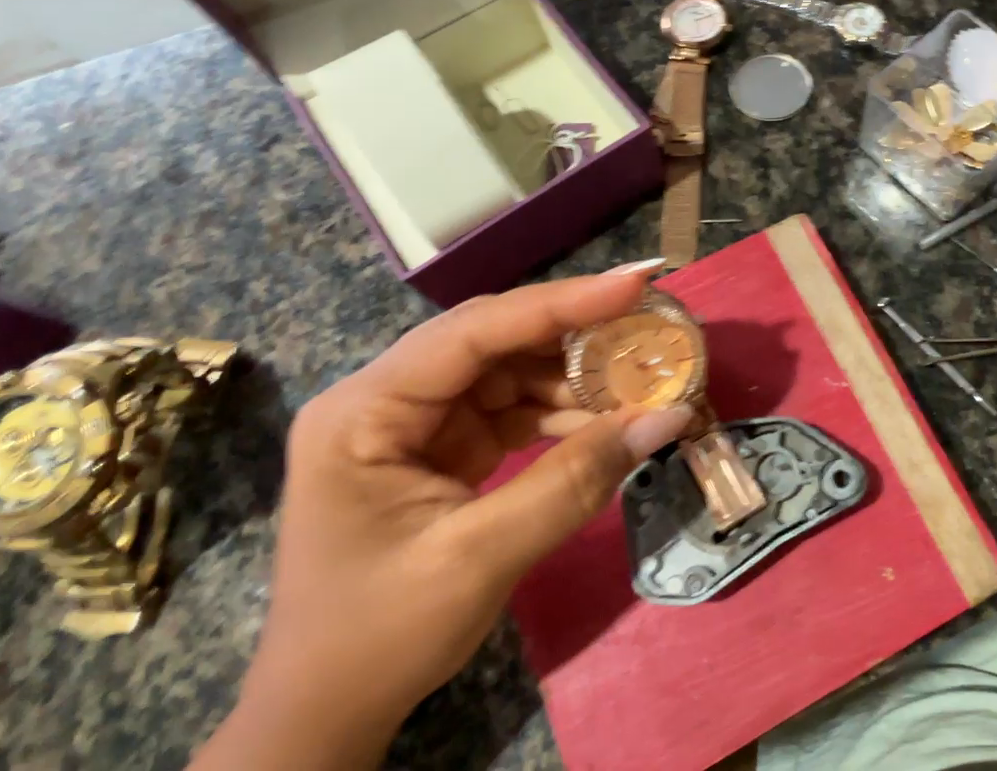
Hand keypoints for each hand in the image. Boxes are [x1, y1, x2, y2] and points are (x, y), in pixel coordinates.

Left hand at [191, 263, 694, 770]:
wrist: (328, 710)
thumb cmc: (382, 634)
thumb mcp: (482, 557)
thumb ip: (575, 481)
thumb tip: (668, 418)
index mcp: (364, 412)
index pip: (472, 333)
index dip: (558, 304)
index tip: (633, 286)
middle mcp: (383, 401)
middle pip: (491, 343)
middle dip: (572, 338)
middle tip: (650, 330)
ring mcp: (411, 425)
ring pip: (506, 374)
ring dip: (572, 380)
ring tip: (641, 382)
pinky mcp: (438, 450)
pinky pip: (508, 413)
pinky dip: (558, 416)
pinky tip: (605, 422)